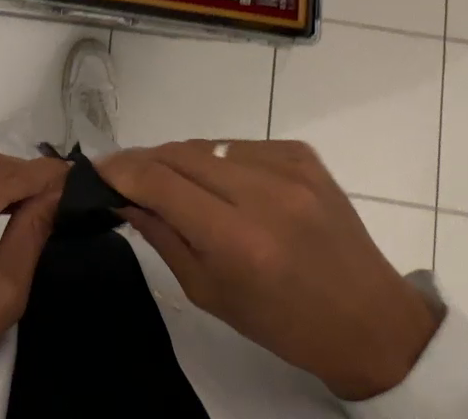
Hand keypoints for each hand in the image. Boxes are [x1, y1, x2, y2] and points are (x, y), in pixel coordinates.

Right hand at [98, 140, 441, 400]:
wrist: (371, 321)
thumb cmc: (283, 323)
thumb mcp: (209, 292)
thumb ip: (161, 235)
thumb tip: (121, 196)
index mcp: (239, 239)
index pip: (159, 181)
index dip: (120, 171)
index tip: (96, 174)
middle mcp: (264, 192)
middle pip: (178, 153)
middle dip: (143, 161)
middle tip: (124, 177)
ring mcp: (288, 167)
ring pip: (205, 144)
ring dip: (179, 161)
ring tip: (175, 185)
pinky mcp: (303, 154)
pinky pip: (239, 145)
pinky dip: (218, 160)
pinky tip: (224, 186)